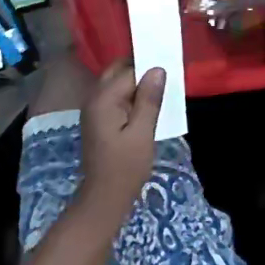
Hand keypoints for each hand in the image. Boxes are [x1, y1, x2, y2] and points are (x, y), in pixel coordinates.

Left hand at [79, 59, 165, 206]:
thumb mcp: (142, 133)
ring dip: (136, 83)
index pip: (128, 71)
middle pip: (117, 71)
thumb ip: (149, 100)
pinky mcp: (98, 119)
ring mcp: (93, 109)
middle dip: (140, 69)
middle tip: (166, 75)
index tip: (171, 67)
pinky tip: (147, 105)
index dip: (149, 68)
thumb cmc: (125, 167)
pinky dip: (130, 96)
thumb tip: (157, 69)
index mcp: (103, 99)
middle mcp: (94, 98)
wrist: (105, 197)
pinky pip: (114, 97)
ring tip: (161, 89)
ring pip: (115, 83)